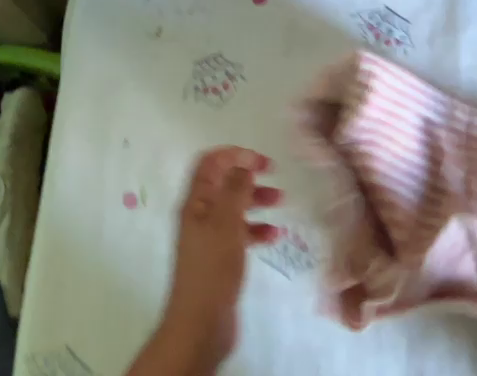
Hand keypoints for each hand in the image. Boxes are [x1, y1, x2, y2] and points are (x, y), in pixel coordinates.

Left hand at [126, 147, 281, 375]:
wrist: (200, 323)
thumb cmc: (212, 268)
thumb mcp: (226, 222)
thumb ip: (235, 189)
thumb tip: (243, 164)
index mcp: (195, 201)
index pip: (210, 162)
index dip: (234, 154)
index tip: (261, 160)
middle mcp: (199, 214)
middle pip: (223, 182)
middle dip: (248, 175)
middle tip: (274, 175)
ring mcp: (209, 237)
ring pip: (234, 207)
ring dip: (256, 200)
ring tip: (281, 202)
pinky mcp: (219, 258)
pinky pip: (239, 234)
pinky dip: (257, 229)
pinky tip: (274, 235)